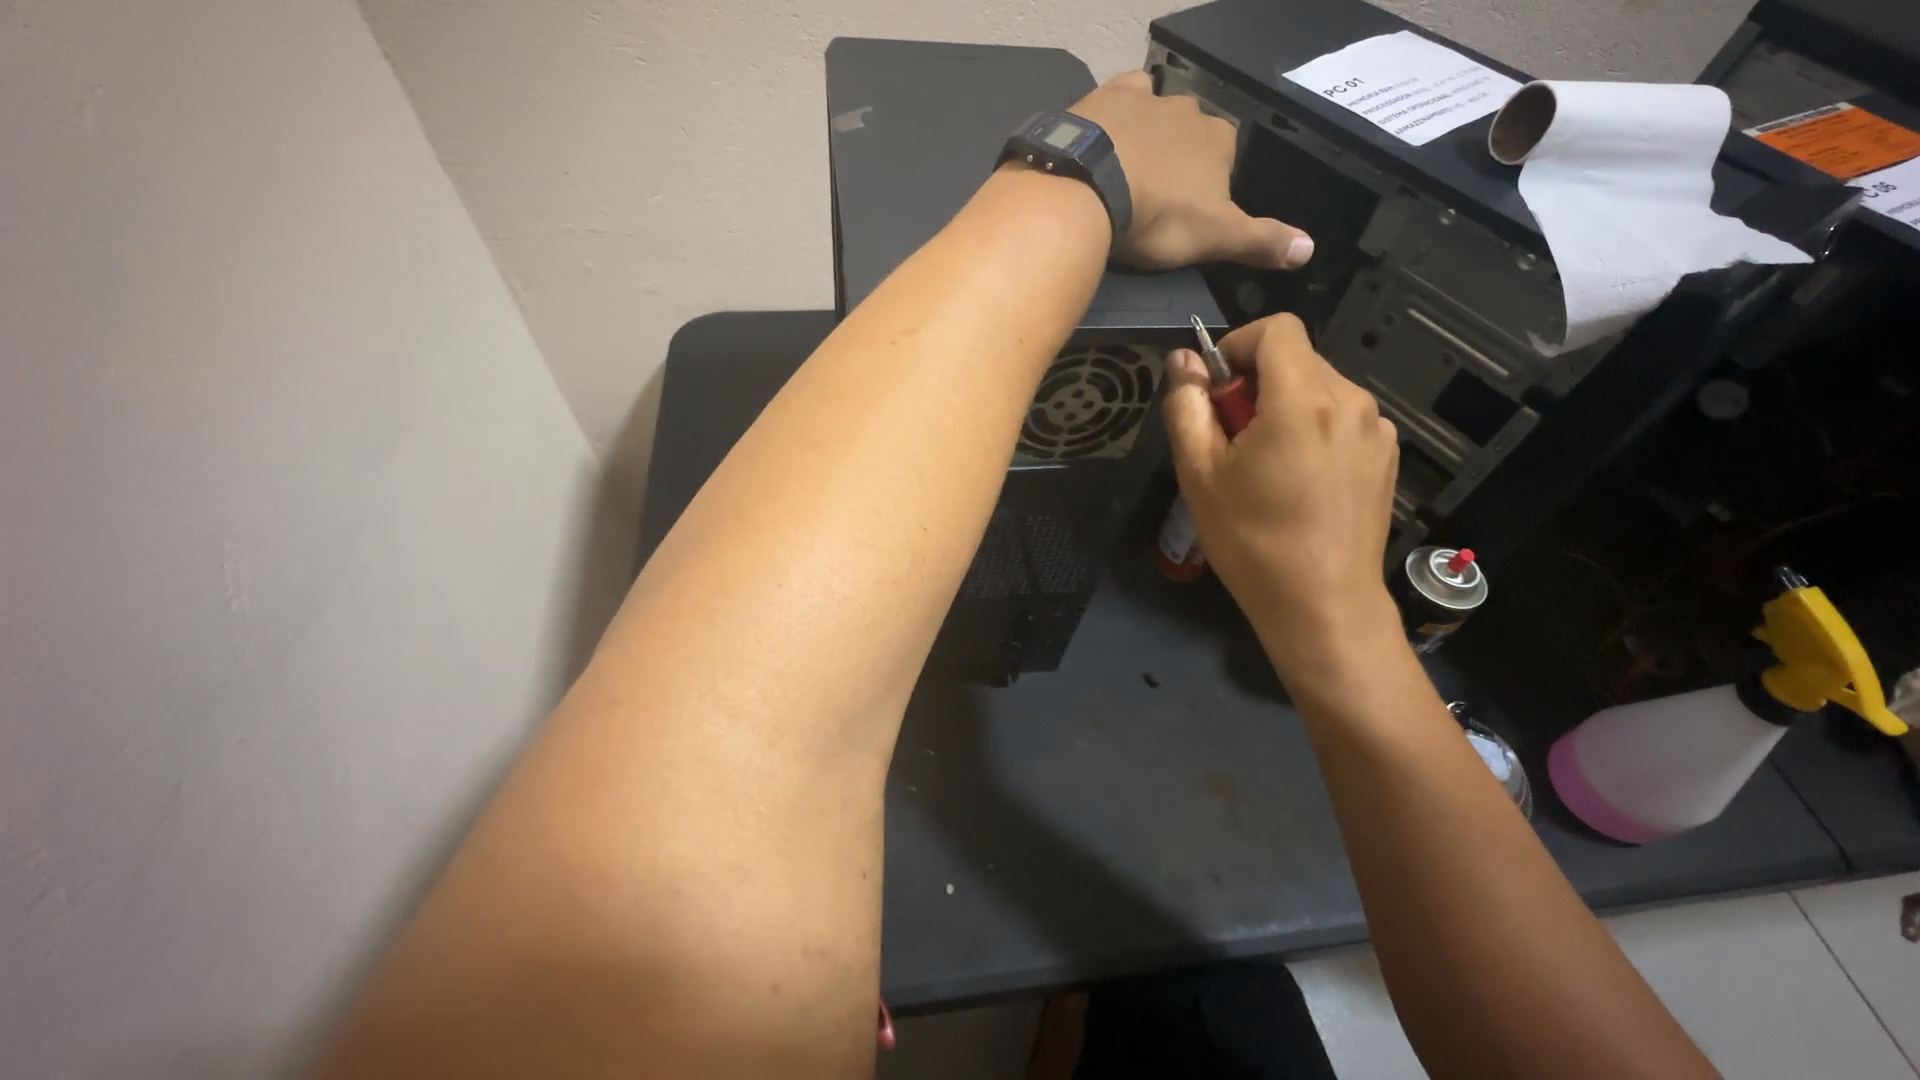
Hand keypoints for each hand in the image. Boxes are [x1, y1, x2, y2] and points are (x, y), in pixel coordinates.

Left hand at [1070, 71, 1312, 271]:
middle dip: (1180, 164)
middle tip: (1154, 200)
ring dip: (1150, 139)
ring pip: (1160, 115)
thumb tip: (1310, 248)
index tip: (1186, 215)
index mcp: (1221, 142)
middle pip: (1193, 138)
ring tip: (1129, 173)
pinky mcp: (1109, 96)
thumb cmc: (1157, 217)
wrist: (1088, 188)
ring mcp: (1149, 99)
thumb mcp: (1214, 237)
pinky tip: (1113, 130)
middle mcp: (1191, 111)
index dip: (1209, 190)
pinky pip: (1125, 94)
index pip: (1227, 162)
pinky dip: (1123, 111)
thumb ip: (1261, 241)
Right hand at [1162, 314, 1400, 667]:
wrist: (1323, 605)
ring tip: (1265, 467)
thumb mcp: (1200, 475)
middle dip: (1256, 384)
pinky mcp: (1387, 455)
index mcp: (1303, 400)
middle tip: (1232, 441)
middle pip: (1297, 359)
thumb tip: (1184, 362)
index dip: (1237, 346)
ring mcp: (1376, 430)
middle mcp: (1351, 402)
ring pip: (1320, 389)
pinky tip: (1299, 481)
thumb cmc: (1253, 542)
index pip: (1276, 329)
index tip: (1217, 390)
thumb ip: (1188, 407)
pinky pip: (1341, 419)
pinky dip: (1313, 431)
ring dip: (1285, 408)